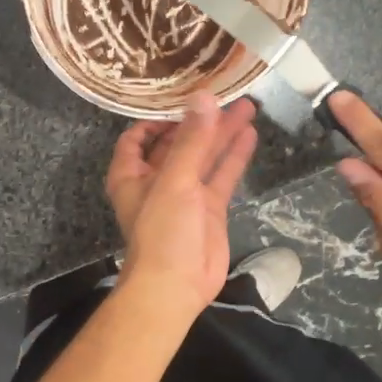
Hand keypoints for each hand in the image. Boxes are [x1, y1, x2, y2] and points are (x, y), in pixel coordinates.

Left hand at [104, 93, 258, 317]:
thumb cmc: (162, 231)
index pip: (137, 138)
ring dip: (221, 134)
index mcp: (131, 174)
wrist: (176, 286)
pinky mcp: (208, 210)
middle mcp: (155, 181)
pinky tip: (250, 135)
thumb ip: (191, 140)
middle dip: (198, 122)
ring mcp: (184, 195)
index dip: (156, 119)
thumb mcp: (174, 180)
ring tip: (247, 107)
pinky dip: (233, 157)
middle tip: (225, 95)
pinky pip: (221, 177)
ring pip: (203, 157)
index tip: (181, 100)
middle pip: (176, 143)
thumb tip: (204, 98)